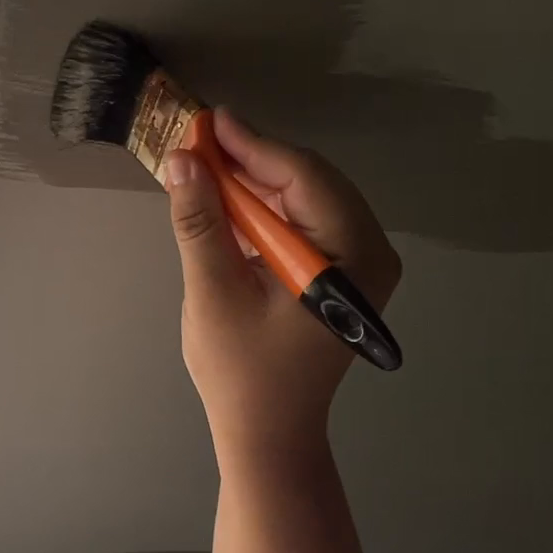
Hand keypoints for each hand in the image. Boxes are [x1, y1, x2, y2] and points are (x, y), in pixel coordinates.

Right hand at [164, 110, 400, 450]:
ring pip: (308, 198)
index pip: (305, 179)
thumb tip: (181, 159)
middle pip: (311, 183)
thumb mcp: (214, 292)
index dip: (253, 146)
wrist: (268, 432)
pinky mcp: (340, 275)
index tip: (209, 120)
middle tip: (201, 141)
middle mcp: (371, 253)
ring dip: (257, 181)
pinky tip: (231, 201)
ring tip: (208, 165)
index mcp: (353, 258)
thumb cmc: (241, 371)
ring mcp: (360, 265)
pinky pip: (305, 222)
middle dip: (254, 160)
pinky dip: (267, 208)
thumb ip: (200, 222)